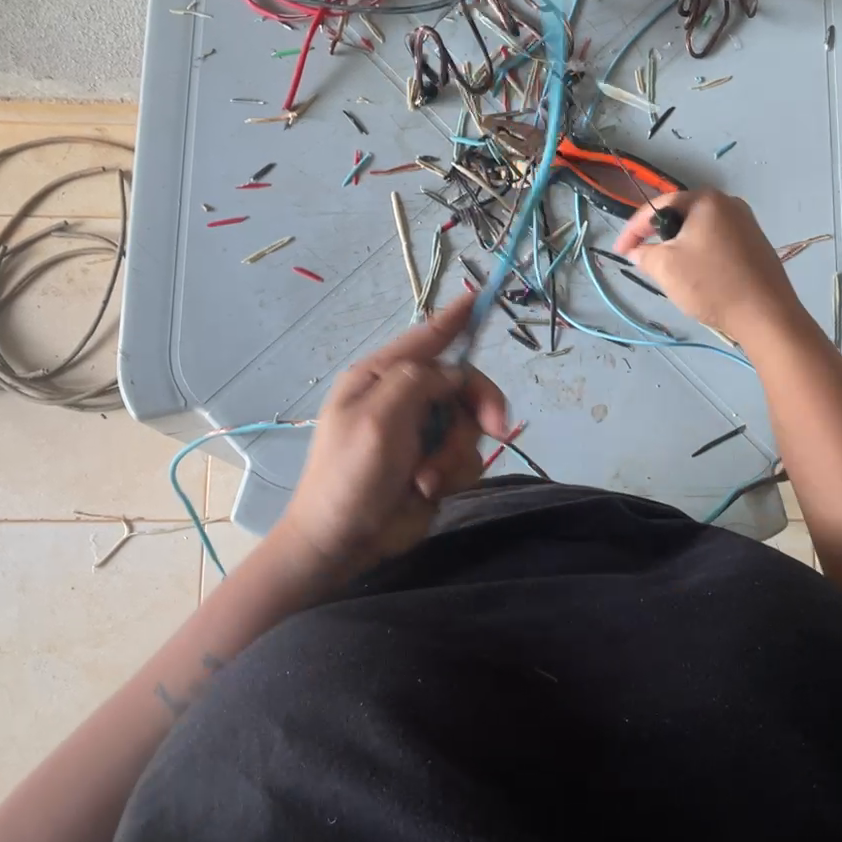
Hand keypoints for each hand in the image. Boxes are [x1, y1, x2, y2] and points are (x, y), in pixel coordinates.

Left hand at [273, 293, 510, 582]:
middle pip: (462, 384)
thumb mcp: (378, 420)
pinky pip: (467, 458)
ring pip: (470, 426)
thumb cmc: (349, 477)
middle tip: (498, 427)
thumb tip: (451, 374)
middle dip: (480, 406)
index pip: (423, 340)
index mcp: (379, 378)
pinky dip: (453, 475)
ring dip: (455, 455)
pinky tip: (427, 491)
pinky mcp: (434, 465)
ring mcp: (420, 435)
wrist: (343, 543)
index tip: (479, 298)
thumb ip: (417, 383)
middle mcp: (403, 400)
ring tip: (427, 480)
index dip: (453, 320)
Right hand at [612, 189, 801, 338]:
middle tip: (643, 259)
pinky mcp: (755, 244)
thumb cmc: (710, 284)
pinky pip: (717, 242)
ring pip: (699, 230)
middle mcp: (729, 203)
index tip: (619, 250)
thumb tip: (636, 251)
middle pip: (680, 216)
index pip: (658, 207)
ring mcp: (746, 223)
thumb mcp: (665, 267)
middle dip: (658, 237)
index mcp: (706, 200)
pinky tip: (697, 275)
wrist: (765, 314)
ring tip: (668, 271)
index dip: (633, 229)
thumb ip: (643, 253)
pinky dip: (700, 254)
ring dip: (679, 247)